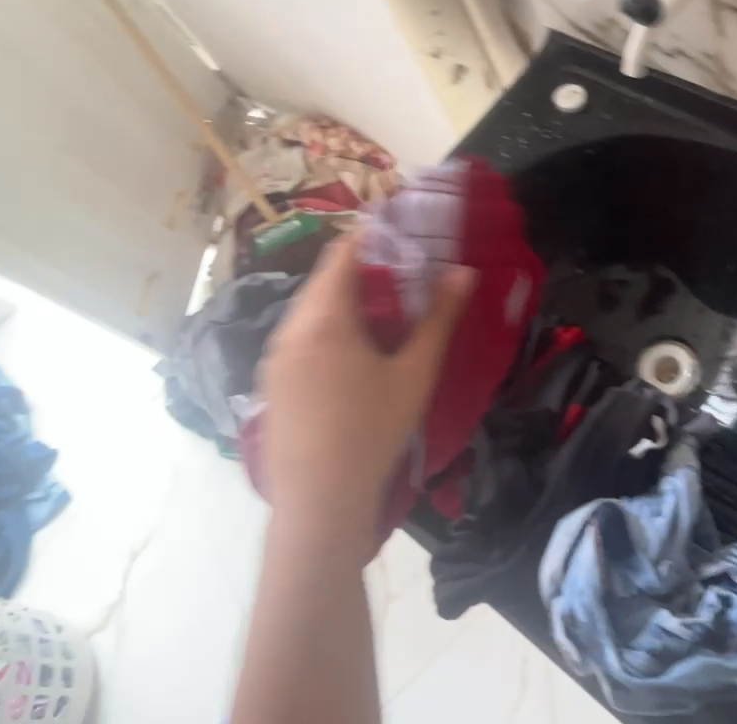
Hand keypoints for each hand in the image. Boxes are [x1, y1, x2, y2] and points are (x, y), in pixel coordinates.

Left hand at [256, 232, 474, 540]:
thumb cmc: (372, 430)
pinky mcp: (271, 384)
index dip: (372, 235)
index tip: (403, 233)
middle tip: (406, 278)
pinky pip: (301, 337)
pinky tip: (355, 357)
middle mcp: (290, 328)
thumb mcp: (415, 372)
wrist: (318, 503)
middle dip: (364, 271)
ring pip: (311, 310)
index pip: (342, 253)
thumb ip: (440, 318)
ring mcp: (275, 358)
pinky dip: (328, 329)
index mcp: (324, 317)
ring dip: (346, 302)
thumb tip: (464, 272)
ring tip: (386, 316)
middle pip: (325, 280)